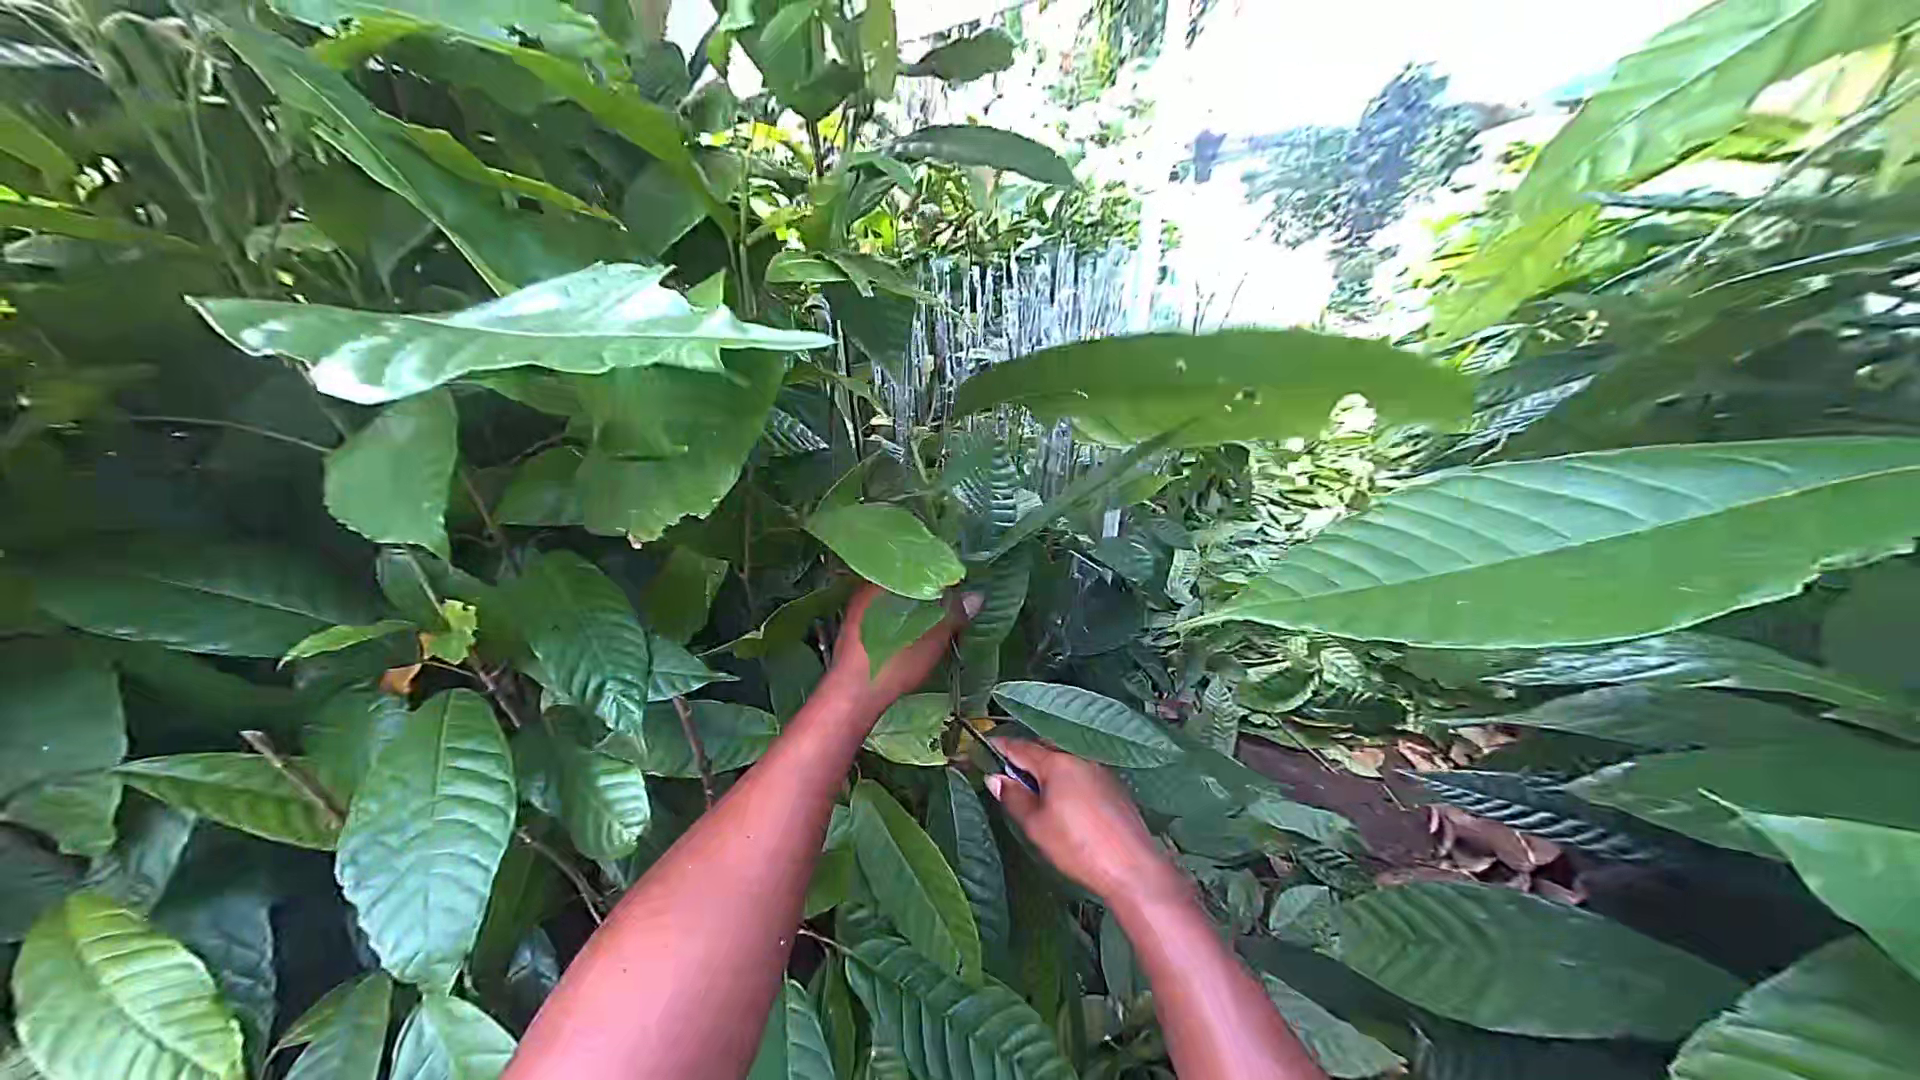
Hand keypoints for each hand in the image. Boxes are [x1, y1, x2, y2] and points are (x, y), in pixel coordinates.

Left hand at [823, 581, 979, 717]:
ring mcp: (856, 613)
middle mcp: (864, 592)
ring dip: (914, 606)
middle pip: (903, 582)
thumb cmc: (891, 665)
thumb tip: (976, 596)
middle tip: (952, 596)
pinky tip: (915, 630)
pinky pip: (884, 615)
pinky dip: (901, 618)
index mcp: (879, 584)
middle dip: (926, 589)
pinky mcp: (855, 633)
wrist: (852, 699)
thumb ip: (953, 613)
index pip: (911, 564)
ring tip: (938, 613)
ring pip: (893, 600)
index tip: (955, 578)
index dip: (935, 570)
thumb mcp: (931, 639)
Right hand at [985, 739, 1184, 904]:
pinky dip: (1066, 776)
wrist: (1133, 867)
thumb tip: (995, 778)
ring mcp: (1100, 769)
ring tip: (1034, 787)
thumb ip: (1013, 797)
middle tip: (1006, 770)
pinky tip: (1063, 798)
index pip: (1020, 746)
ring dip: (1046, 767)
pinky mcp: (1113, 785)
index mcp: (1056, 762)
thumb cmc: (1078, 846)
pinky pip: (1081, 770)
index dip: (1000, 747)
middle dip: (1024, 755)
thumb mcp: (1035, 824)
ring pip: (1065, 758)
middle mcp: (1079, 757)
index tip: (985, 746)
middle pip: (1044, 747)